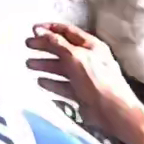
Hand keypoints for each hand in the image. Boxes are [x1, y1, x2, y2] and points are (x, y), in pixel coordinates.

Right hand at [25, 22, 143, 136]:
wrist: (116, 115)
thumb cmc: (98, 81)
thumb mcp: (76, 57)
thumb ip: (56, 43)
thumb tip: (39, 30)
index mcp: (90, 45)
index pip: (67, 31)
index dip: (49, 28)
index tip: (32, 29)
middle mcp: (88, 59)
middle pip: (61, 48)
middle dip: (44, 46)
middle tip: (27, 46)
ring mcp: (84, 77)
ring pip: (61, 67)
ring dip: (45, 64)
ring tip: (28, 64)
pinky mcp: (82, 94)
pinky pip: (63, 85)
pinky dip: (52, 83)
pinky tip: (40, 82)